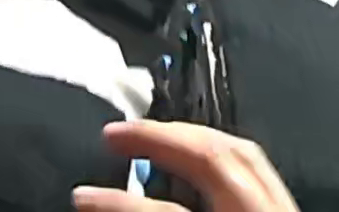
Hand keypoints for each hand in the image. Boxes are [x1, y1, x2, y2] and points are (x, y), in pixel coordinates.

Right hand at [72, 120, 297, 211]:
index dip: (119, 206)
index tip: (81, 196)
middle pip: (212, 161)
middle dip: (158, 138)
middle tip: (113, 135)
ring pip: (240, 151)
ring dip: (189, 134)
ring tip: (151, 133)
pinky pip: (257, 165)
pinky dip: (221, 148)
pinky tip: (198, 150)